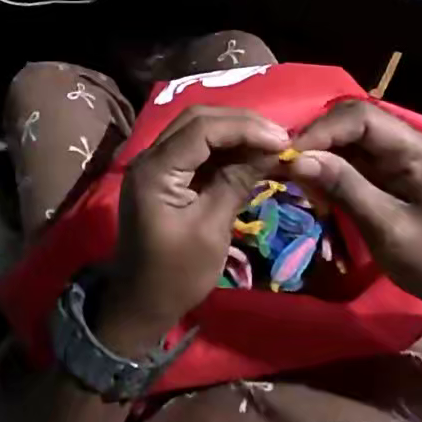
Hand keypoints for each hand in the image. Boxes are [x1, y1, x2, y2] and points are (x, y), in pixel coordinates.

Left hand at [108, 106, 290, 352]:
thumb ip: (236, 183)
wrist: (140, 302)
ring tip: (272, 143)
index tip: (281, 140)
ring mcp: (155, 164)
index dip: (244, 128)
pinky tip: (252, 155)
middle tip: (280, 138)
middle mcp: (150, 156)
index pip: (201, 128)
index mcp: (155, 169)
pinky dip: (225, 148)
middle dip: (241, 124)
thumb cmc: (175, 273)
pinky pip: (196, 148)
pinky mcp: (165, 175)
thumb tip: (272, 152)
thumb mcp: (211, 230)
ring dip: (235, 132)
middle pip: (197, 119)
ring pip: (197, 129)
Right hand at [285, 99, 421, 305]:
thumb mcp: (388, 229)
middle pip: (355, 119)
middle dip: (318, 137)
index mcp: (421, 150)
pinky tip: (313, 181)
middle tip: (286, 161)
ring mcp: (402, 154)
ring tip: (294, 171)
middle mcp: (412, 141)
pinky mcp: (392, 168)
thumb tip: (297, 160)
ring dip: (320, 150)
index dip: (322, 130)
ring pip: (350, 135)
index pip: (363, 118)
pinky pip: (354, 154)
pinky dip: (330, 164)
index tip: (289, 154)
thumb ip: (345, 188)